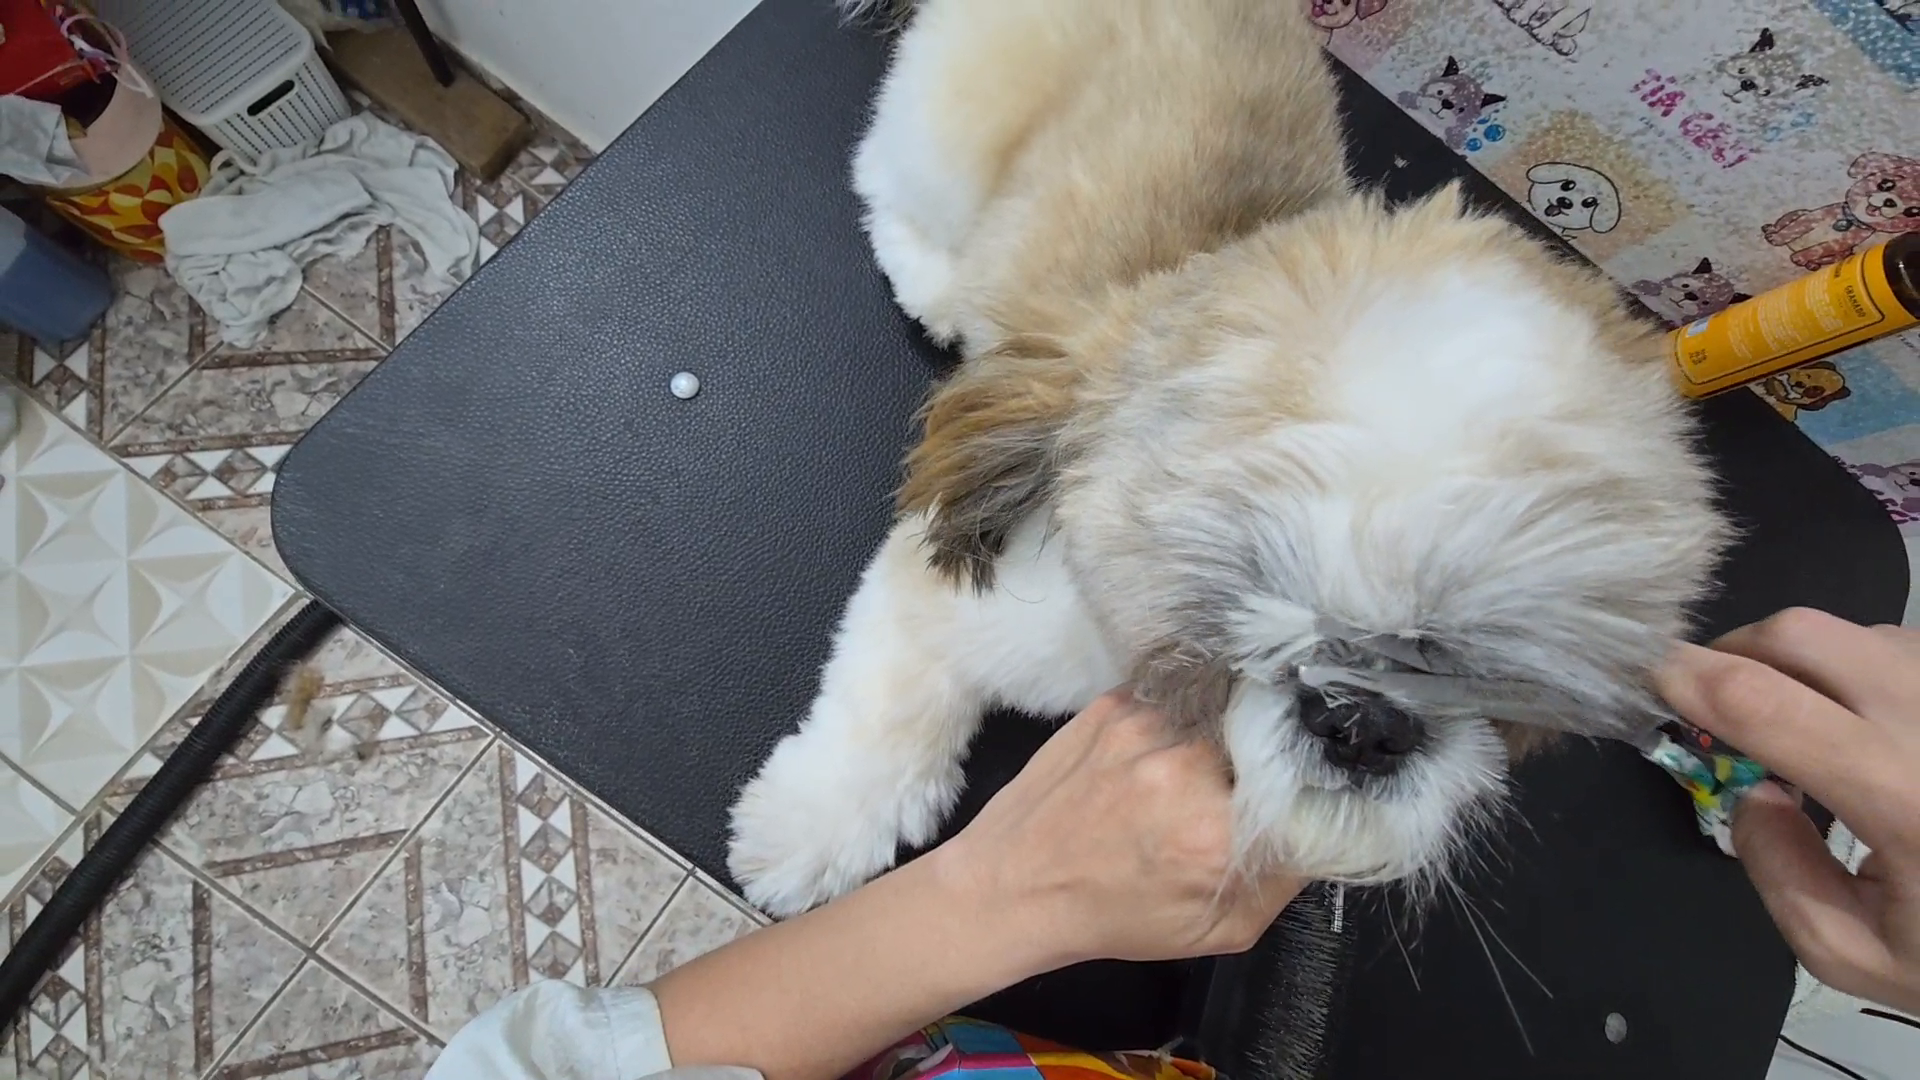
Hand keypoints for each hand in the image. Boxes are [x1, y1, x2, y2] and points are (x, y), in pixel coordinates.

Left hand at [930, 690, 1304, 968]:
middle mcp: (1181, 762)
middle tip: (1261, 771)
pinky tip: (1177, 735)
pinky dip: (1190, 709)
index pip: (1306, 782)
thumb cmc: (1114, 912)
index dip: (1318, 780)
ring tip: (1216, 753)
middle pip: (1266, 732)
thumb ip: (1283, 875)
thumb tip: (1320, 821)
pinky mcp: (1112, 702)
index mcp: (1215, 828)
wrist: (1016, 878)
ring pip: (1222, 703)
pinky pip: (1177, 692)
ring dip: (1231, 724)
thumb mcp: (1218, 927)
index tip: (1315, 785)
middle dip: (1273, 751)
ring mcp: (1142, 723)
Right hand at [1657, 609, 1919, 1013]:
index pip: (1761, 701)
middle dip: (1731, 652)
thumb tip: (1757, 791)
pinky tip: (1870, 722)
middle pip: (1803, 637)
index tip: (1646, 682)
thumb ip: (1777, 869)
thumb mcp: (1854, 952)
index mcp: (1908, 808)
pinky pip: (1907, 651)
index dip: (1682, 675)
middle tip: (1714, 695)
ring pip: (1860, 634)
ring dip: (1800, 662)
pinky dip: (1860, 669)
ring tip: (1802, 714)